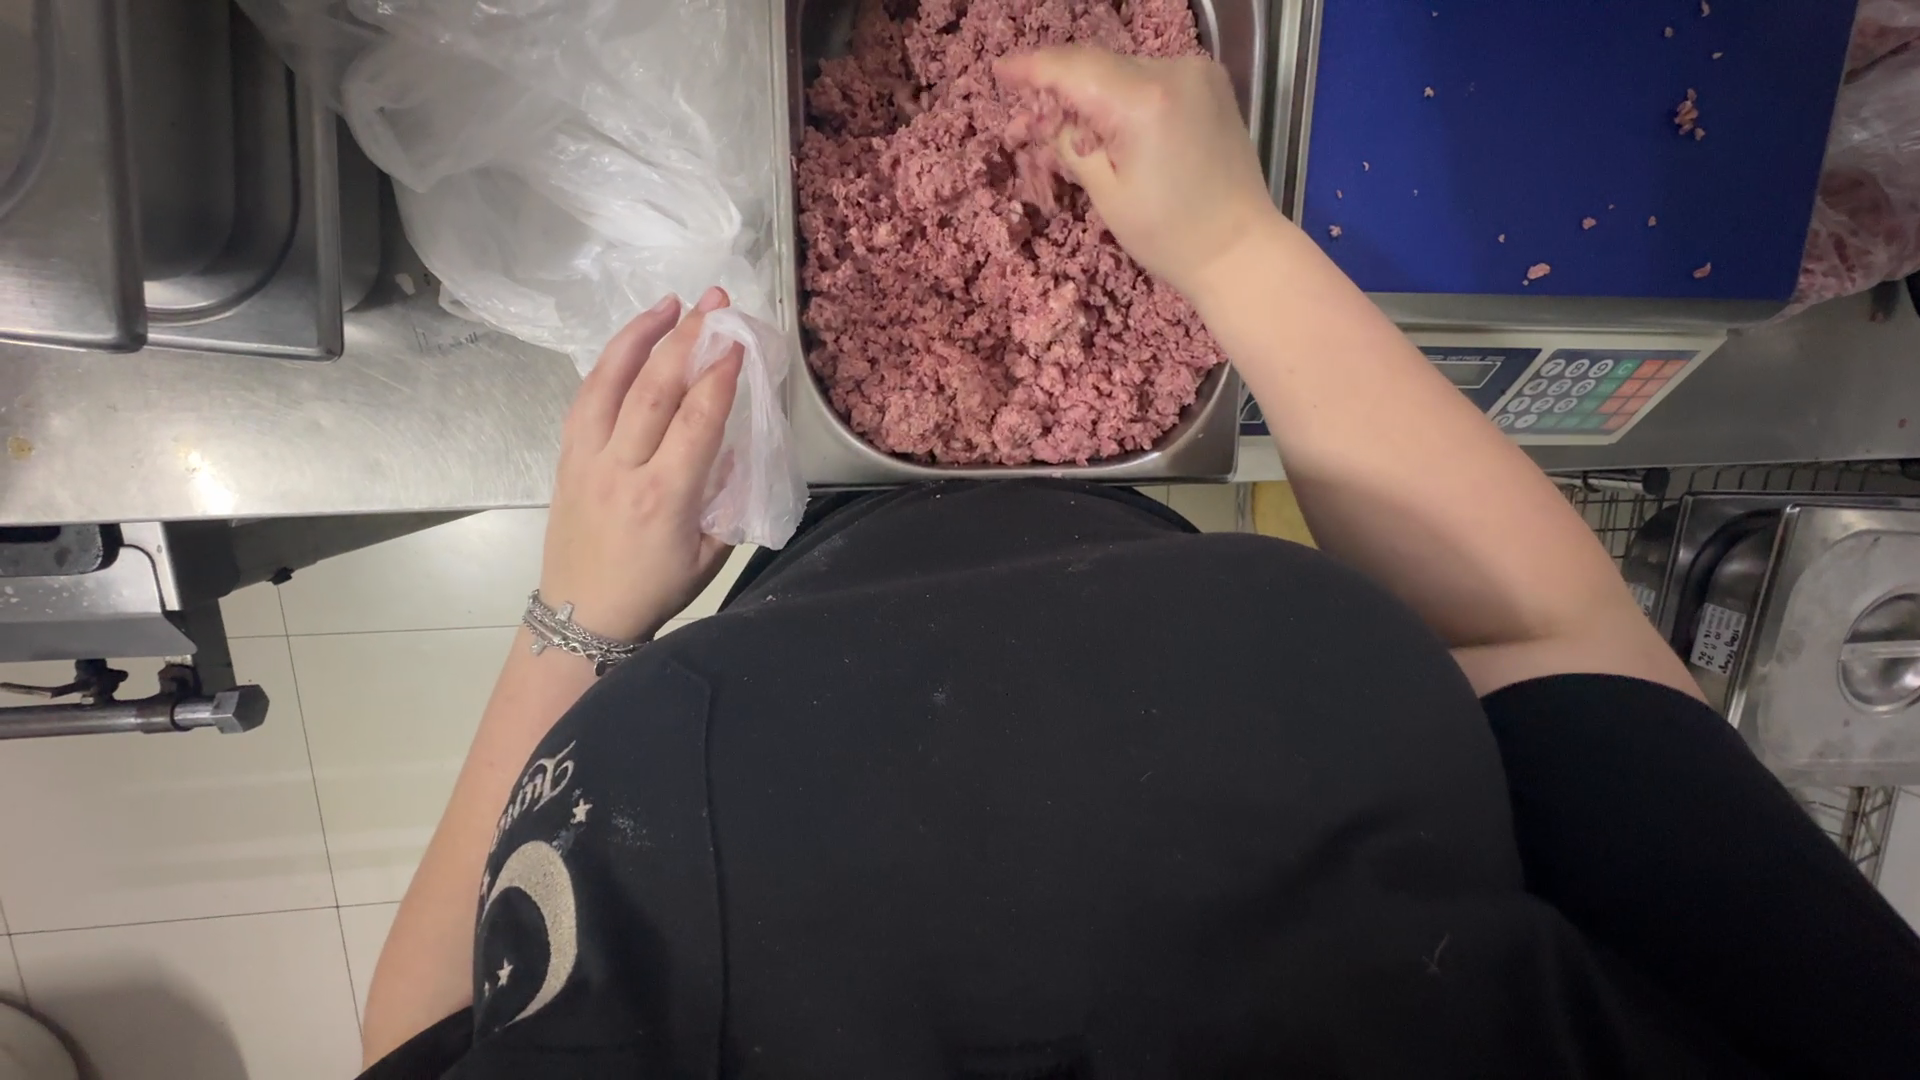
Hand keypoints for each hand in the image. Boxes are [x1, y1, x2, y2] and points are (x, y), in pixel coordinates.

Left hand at [539, 287, 744, 643]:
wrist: (583, 616)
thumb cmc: (656, 589)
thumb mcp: (710, 553)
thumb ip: (726, 498)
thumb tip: (732, 448)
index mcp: (666, 497)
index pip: (697, 421)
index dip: (720, 376)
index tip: (738, 341)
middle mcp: (623, 468)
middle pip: (655, 389)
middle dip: (688, 338)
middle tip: (713, 302)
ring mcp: (587, 458)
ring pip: (611, 382)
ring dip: (642, 336)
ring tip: (669, 303)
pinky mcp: (566, 457)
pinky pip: (586, 398)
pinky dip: (609, 363)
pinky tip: (630, 343)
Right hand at [996, 46, 1282, 297]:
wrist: (1239, 248)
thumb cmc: (1169, 237)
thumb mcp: (1108, 196)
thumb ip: (1075, 147)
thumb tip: (1055, 122)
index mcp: (1144, 101)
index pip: (1075, 68)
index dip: (1034, 68)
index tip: (1001, 71)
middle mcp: (1174, 70)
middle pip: (1100, 66)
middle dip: (1064, 87)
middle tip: (1035, 116)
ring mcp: (1198, 73)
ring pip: (1126, 72)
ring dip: (1097, 95)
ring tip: (1079, 133)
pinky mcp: (1211, 85)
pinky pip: (1153, 81)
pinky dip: (1128, 98)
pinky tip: (1118, 129)